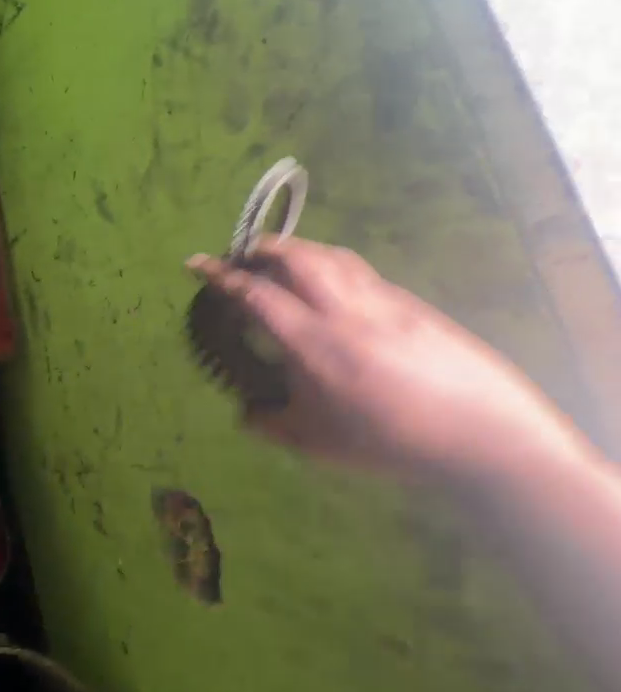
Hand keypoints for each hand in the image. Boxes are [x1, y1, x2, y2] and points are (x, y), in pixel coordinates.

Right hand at [188, 236, 590, 485]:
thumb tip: (246, 414)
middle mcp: (346, 314)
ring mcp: (388, 307)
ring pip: (336, 259)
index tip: (196, 264)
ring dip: (302, 251)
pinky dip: (338, 271)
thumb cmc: (394, 443)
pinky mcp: (420, 312)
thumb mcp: (319, 443)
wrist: (494, 443)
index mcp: (313, 343)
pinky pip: (368, 278)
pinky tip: (337, 292)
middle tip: (243, 253)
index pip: (255, 294)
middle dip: (263, 248)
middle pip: (298, 258)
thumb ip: (273, 424)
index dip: (220, 275)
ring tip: (286, 260)